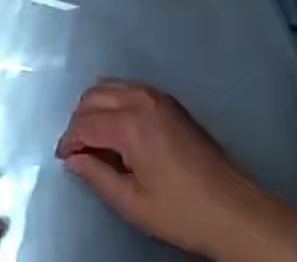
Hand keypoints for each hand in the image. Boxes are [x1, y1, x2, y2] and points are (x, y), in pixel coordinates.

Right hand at [56, 81, 296, 261]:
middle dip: (78, 120)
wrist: (233, 208)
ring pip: (111, 86)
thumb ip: (97, 175)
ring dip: (95, 107)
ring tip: (94, 140)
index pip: (85, 123)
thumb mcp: (133, 203)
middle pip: (94, 96)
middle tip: (76, 150)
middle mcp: (142, 98)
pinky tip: (116, 128)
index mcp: (131, 123)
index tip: (63, 158)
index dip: (68, 140)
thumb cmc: (181, 211)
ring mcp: (158, 95)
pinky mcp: (170, 100)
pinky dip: (114, 101)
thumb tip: (73, 158)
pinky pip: (129, 88)